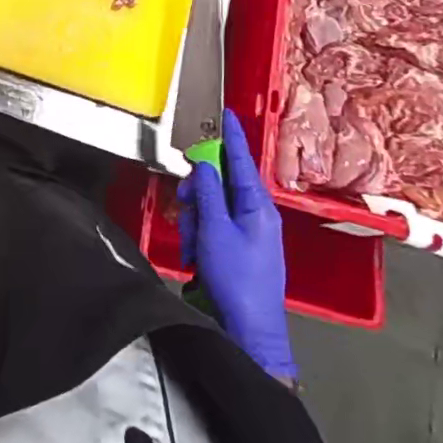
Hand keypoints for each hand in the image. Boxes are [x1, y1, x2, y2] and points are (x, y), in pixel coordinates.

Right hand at [177, 111, 296, 380]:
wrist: (250, 327)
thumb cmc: (236, 277)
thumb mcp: (216, 230)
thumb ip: (208, 193)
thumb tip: (205, 163)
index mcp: (257, 205)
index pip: (241, 161)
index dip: (232, 136)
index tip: (226, 114)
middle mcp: (256, 214)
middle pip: (219, 184)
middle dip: (198, 193)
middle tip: (185, 205)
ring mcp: (249, 232)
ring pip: (211, 208)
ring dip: (196, 222)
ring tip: (195, 247)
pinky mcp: (239, 248)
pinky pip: (213, 228)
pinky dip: (201, 237)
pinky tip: (198, 256)